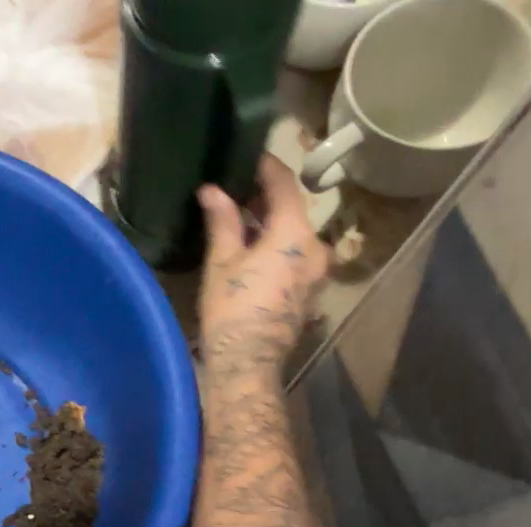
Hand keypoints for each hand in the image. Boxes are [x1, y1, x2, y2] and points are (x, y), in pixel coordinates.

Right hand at [196, 154, 330, 370]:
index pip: (284, 184)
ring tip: (241, 226)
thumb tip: (212, 190)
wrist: (248, 364)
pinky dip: (278, 250)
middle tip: (236, 195)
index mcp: (295, 233)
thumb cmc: (232, 311)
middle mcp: (316, 247)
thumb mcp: (222, 262)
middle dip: (265, 201)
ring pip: (295, 236)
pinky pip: (296, 258)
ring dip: (271, 227)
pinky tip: (255, 255)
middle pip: (292, 211)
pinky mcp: (311, 293)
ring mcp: (317, 273)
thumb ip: (223, 221)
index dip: (265, 167)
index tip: (246, 158)